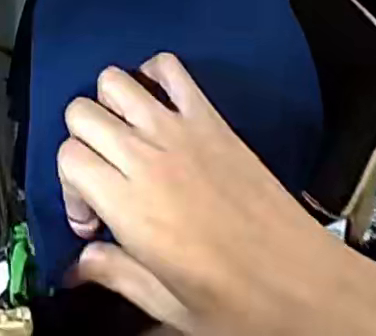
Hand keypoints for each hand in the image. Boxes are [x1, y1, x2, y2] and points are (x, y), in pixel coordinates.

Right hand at [57, 53, 375, 335]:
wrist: (307, 285)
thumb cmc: (238, 306)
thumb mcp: (170, 308)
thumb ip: (116, 276)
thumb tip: (79, 266)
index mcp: (132, 207)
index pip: (69, 157)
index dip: (70, 186)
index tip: (91, 217)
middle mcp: (147, 156)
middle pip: (82, 112)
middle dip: (81, 142)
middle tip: (103, 177)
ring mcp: (179, 128)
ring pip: (113, 81)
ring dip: (108, 106)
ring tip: (126, 138)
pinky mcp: (209, 116)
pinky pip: (169, 67)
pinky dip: (153, 73)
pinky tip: (156, 103)